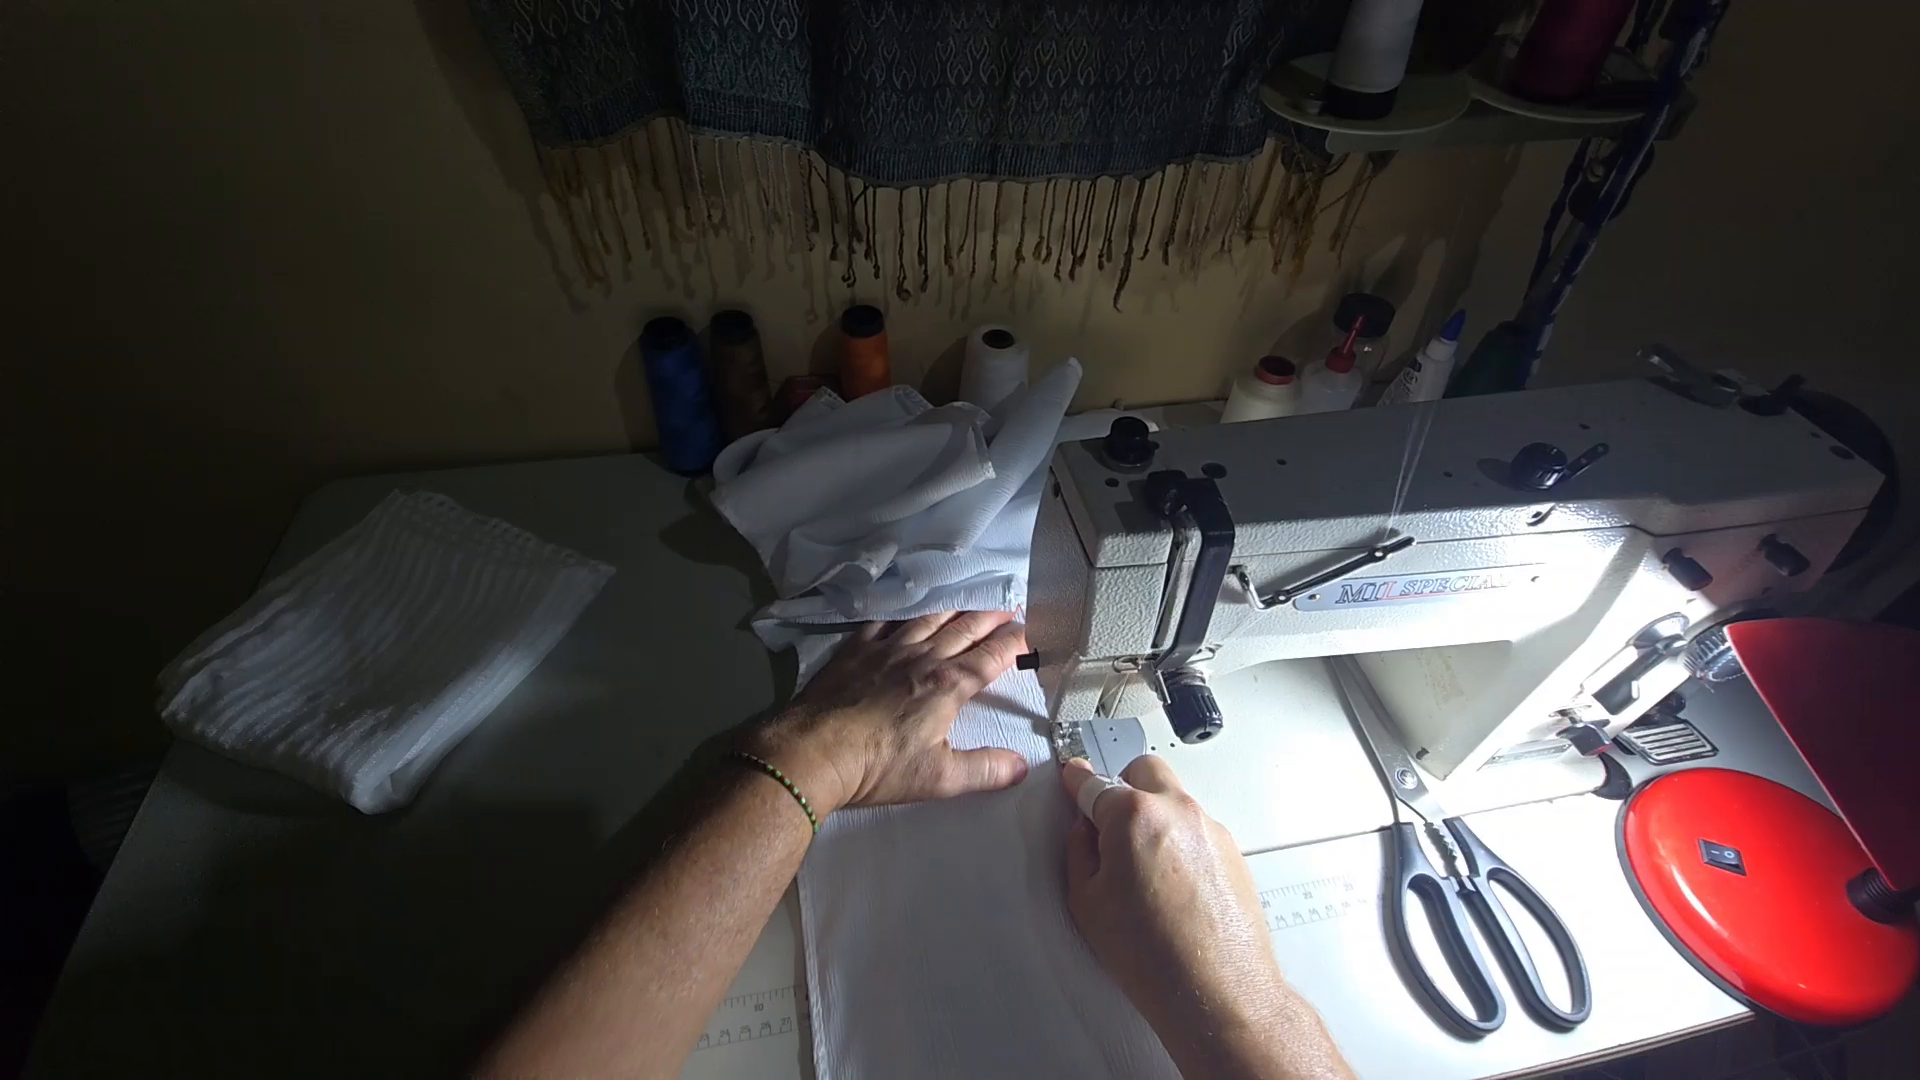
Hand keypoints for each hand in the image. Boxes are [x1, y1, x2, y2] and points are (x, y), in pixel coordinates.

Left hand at [742, 611, 1028, 816]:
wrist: (814, 751)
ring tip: (968, 603)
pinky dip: (902, 614)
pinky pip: (884, 622)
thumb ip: (985, 770)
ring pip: (928, 619)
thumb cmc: (879, 766)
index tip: (1029, 631)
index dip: (1013, 643)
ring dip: (953, 609)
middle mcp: (922, 658)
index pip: (990, 657)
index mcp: (947, 685)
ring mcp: (887, 649)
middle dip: (990, 618)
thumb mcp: (940, 777)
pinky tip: (906, 612)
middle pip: (964, 630)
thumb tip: (1022, 766)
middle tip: (1009, 609)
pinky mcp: (856, 650)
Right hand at [1062, 756, 1350, 1079]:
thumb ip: (1079, 850)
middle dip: (1123, 787)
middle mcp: (1176, 810)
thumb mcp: (1086, 902)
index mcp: (1133, 815)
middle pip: (1143, 770)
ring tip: (1146, 869)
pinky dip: (1179, 840)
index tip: (1072, 777)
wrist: (1219, 996)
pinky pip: (1195, 827)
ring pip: (1172, 798)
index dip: (1076, 780)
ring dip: (1154, 815)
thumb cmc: (1155, 958)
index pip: (1094, 782)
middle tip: (1112, 824)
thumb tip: (1085, 830)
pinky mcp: (1232, 850)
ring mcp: (1208, 827)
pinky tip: (1172, 884)